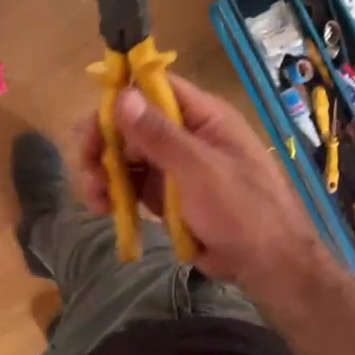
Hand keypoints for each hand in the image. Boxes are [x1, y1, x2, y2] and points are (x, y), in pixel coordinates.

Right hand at [77, 73, 330, 290]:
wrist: (268, 265)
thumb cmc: (244, 211)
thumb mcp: (200, 170)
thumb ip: (159, 135)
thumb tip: (122, 95)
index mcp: (203, 117)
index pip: (155, 88)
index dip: (121, 97)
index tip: (92, 121)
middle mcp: (186, 135)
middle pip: (132, 123)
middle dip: (104, 143)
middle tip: (86, 166)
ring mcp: (175, 166)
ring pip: (126, 156)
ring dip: (104, 172)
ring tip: (95, 197)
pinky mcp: (167, 195)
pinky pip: (132, 184)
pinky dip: (114, 193)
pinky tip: (104, 209)